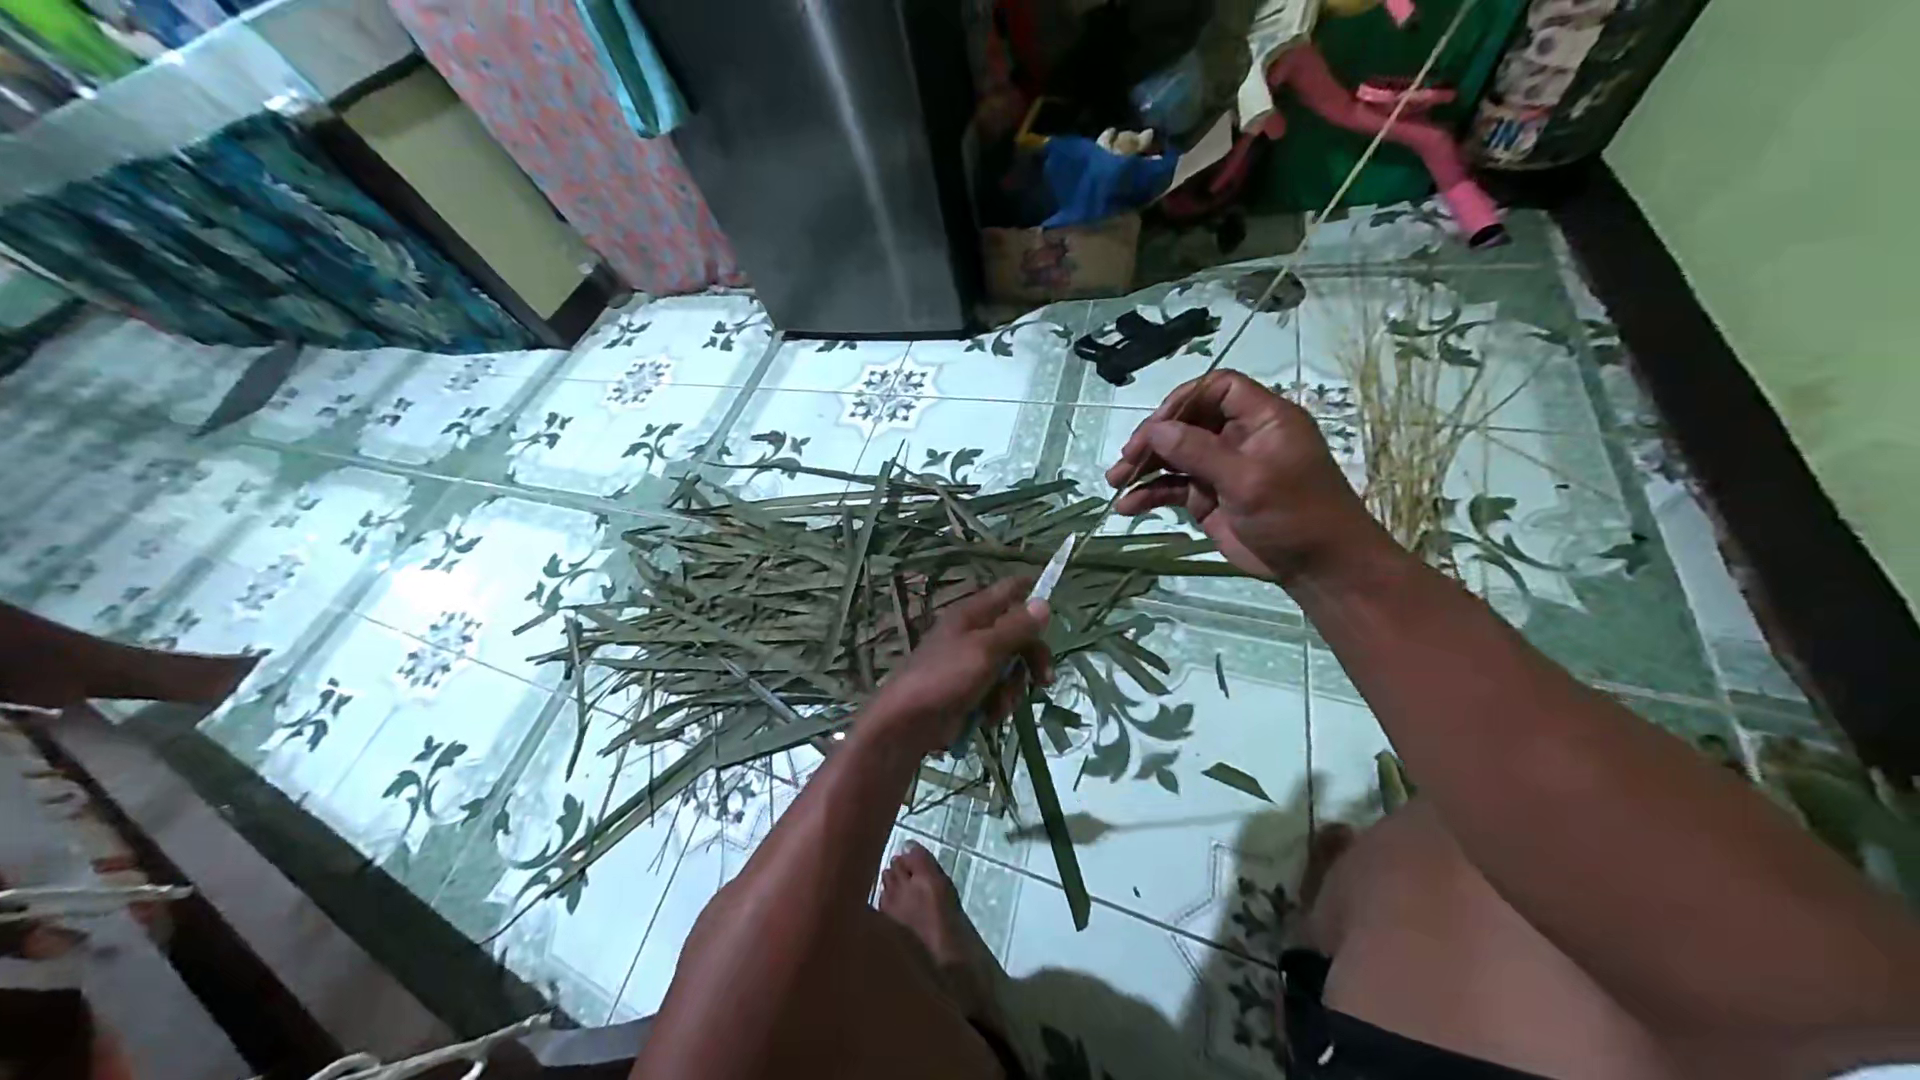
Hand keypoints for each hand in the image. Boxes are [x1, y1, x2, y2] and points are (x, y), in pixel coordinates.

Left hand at [861, 578, 1052, 757]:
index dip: (1031, 591)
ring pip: (1011, 668)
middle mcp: (973, 633)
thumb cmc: (946, 677)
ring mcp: (971, 663)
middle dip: (1031, 659)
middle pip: (1018, 636)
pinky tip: (988, 717)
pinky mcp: (970, 690)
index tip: (1054, 602)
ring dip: (1012, 689)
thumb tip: (1044, 603)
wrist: (908, 722)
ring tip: (998, 705)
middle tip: (1043, 680)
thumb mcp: (986, 649)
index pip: (1008, 590)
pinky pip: (998, 691)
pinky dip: (997, 704)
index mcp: (973, 614)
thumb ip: (1016, 628)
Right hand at [1106, 371, 1386, 581]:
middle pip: (1186, 422)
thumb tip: (1154, 429)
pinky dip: (1149, 494)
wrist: (1317, 568)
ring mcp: (1220, 468)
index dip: (1184, 400)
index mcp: (1261, 419)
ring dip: (1143, 467)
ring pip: (1173, 456)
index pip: (1217, 388)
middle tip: (1127, 460)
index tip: (1157, 426)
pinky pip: (1172, 488)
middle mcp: (1238, 437)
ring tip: (1115, 482)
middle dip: (1153, 439)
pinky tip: (1127, 506)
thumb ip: (1198, 451)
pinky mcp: (1208, 498)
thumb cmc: (1295, 513)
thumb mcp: (1247, 479)